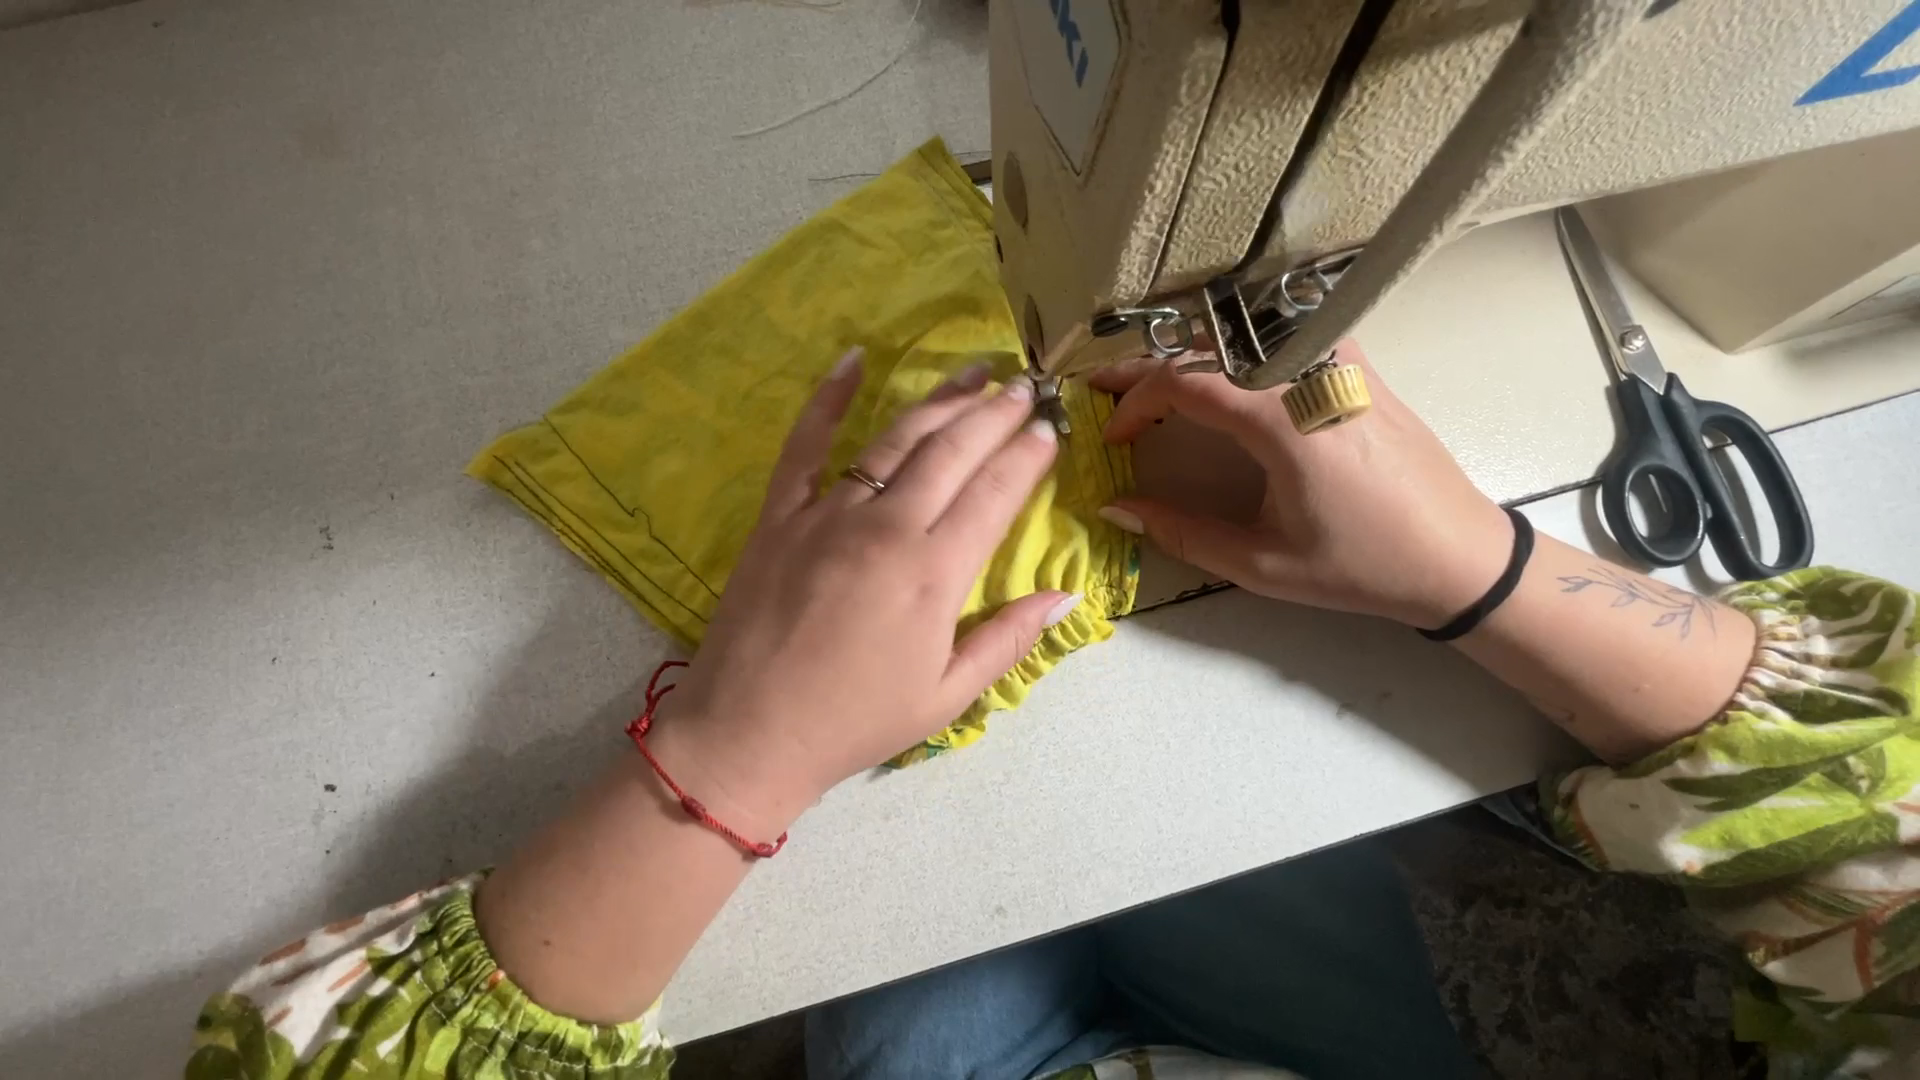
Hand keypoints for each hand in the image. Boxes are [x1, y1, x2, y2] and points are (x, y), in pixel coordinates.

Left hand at [646, 349, 1077, 837]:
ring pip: (893, 438)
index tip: (1050, 428)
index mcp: (933, 573)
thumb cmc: (854, 722)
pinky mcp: (780, 514)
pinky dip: (828, 398)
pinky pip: (806, 443)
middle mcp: (885, 527)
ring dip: (939, 400)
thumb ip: (1008, 640)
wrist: (748, 733)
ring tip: (974, 373)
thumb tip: (1065, 597)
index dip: (1028, 455)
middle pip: (952, 451)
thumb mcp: (947, 697)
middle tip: (1024, 387)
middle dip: (995, 413)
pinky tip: (855, 359)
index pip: (995, 493)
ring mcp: (827, 513)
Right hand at [1093, 339, 1511, 628]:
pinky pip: (1284, 336)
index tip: (1113, 437)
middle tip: (1106, 390)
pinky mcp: (1358, 368)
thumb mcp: (1260, 563)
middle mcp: (1310, 375)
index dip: (1135, 402)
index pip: (1185, 382)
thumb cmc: (1360, 566)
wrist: (1457, 555)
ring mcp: (1340, 363)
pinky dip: (1238, 347)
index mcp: (1284, 421)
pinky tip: (1226, 373)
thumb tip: (1116, 509)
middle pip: (1208, 346)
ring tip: (1154, 381)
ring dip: (1190, 353)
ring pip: (1244, 333)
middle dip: (1147, 367)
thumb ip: (1180, 532)